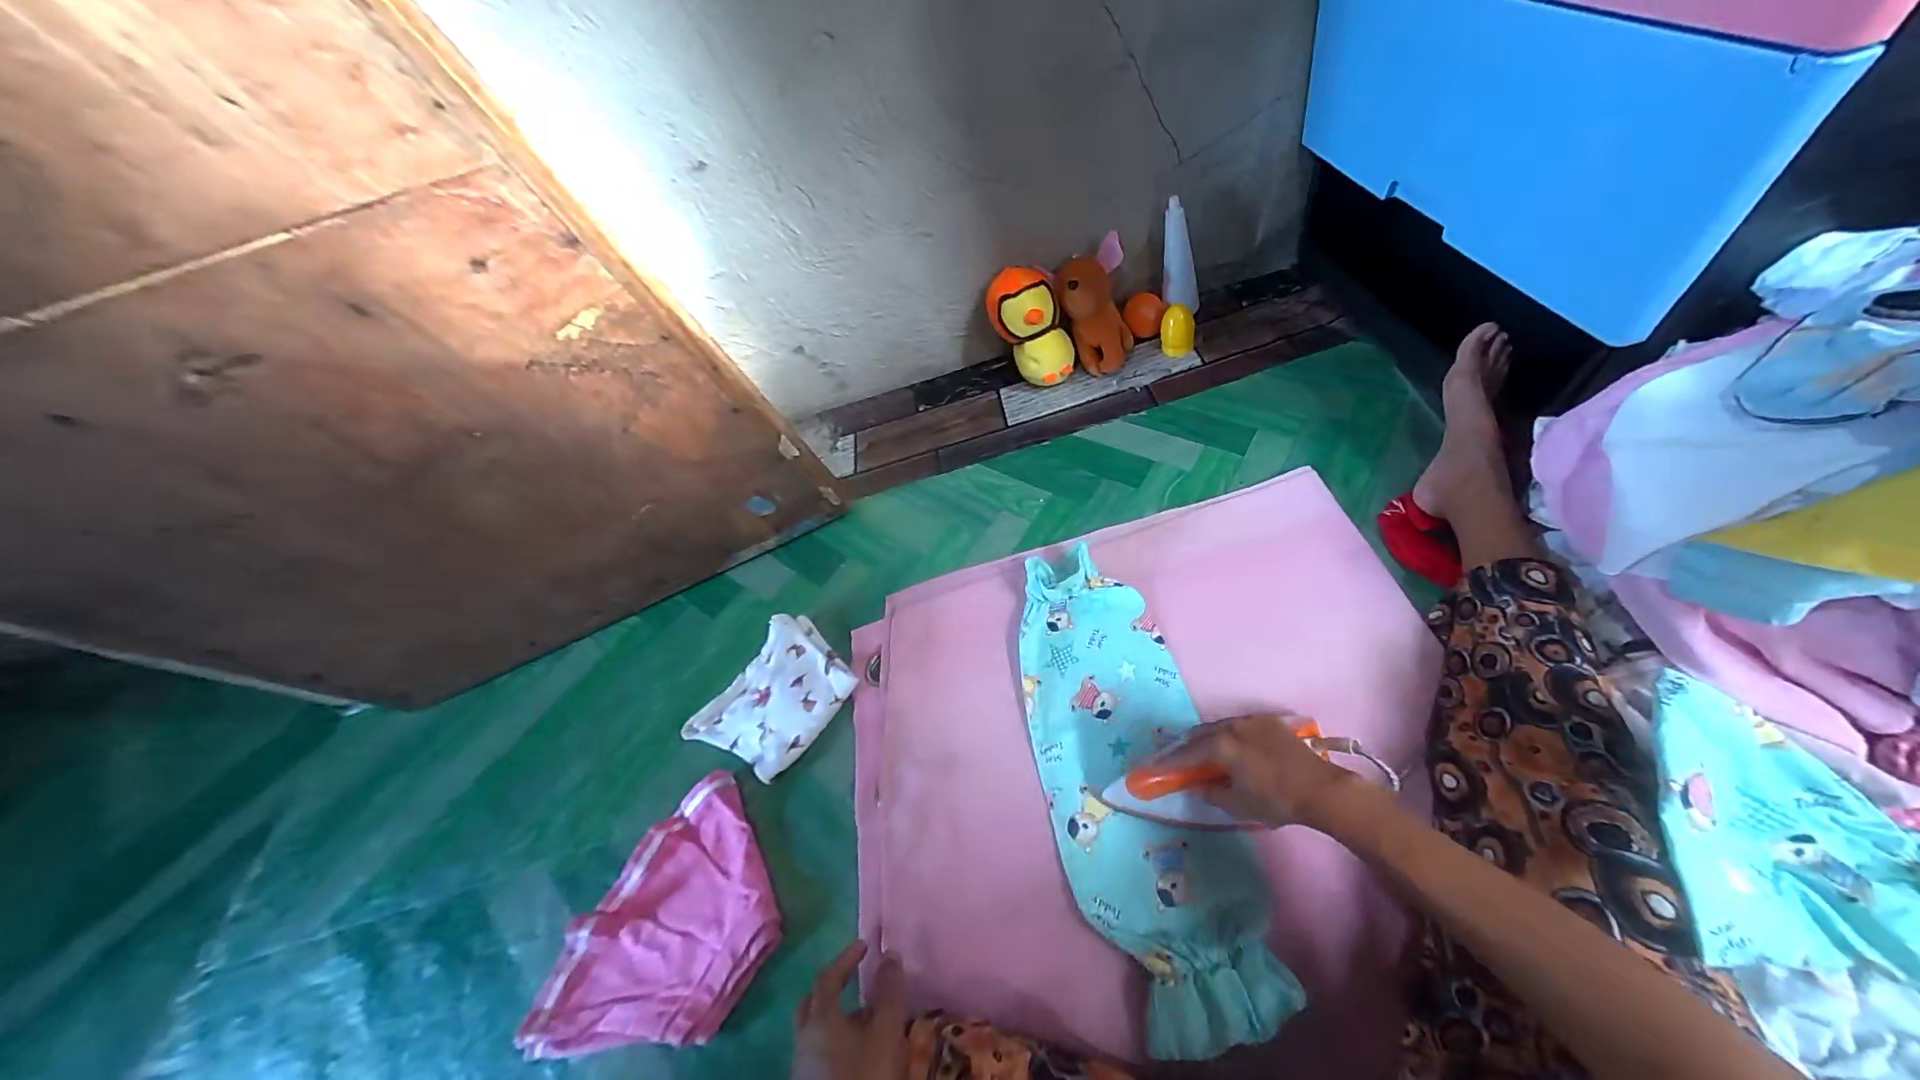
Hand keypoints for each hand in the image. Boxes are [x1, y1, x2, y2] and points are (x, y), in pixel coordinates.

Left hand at [792, 940, 906, 1079]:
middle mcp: (804, 1037)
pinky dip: (837, 1039)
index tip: (865, 946)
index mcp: (819, 1018)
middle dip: (835, 986)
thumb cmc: (865, 1076)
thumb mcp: (886, 1032)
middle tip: (857, 978)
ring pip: (817, 1029)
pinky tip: (859, 1051)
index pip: (828, 976)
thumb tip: (890, 954)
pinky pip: (819, 1050)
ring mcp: (802, 1066)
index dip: (846, 958)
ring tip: (869, 1018)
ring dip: (840, 1016)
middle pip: (814, 1002)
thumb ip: (889, 992)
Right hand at [1152, 713, 1358, 827]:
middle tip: (1178, 757)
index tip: (1156, 767)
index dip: (1169, 761)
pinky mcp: (1270, 721)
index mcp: (1221, 746)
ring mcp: (1252, 721)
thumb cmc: (1276, 800)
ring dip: (1208, 738)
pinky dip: (1230, 734)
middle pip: (1200, 733)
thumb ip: (1212, 793)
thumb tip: (1198, 786)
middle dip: (1187, 745)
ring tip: (1204, 750)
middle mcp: (1232, 726)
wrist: (1322, 789)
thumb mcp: (1238, 804)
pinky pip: (1240, 725)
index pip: (1186, 753)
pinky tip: (1234, 745)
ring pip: (1220, 726)